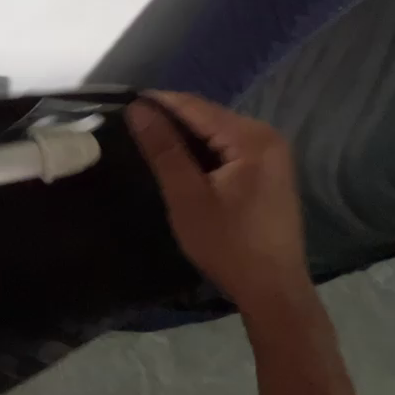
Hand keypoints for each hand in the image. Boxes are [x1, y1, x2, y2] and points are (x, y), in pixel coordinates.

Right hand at [126, 92, 310, 311]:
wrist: (273, 292)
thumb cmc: (228, 245)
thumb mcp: (186, 195)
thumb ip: (163, 148)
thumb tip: (137, 107)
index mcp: (252, 139)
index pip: (194, 106)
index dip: (156, 102)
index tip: (121, 104)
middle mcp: (266, 136)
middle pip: (206, 115)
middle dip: (169, 119)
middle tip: (131, 129)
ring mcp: (271, 153)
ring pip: (214, 130)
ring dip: (183, 135)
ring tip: (148, 143)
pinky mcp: (267, 169)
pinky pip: (226, 145)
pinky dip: (200, 149)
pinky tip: (179, 162)